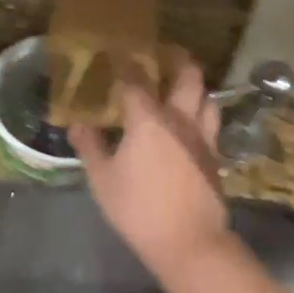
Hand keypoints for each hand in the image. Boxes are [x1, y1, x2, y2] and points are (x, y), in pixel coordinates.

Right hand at [70, 60, 231, 277]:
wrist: (187, 240)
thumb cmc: (137, 208)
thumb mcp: (102, 179)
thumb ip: (91, 147)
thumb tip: (78, 124)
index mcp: (148, 120)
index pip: (136, 80)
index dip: (126, 63)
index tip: (117, 52)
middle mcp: (181, 119)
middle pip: (187, 76)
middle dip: (175, 59)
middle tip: (163, 54)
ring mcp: (203, 137)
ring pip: (206, 97)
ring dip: (193, 86)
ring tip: (180, 86)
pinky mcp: (215, 156)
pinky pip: (211, 123)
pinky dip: (201, 113)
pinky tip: (191, 123)